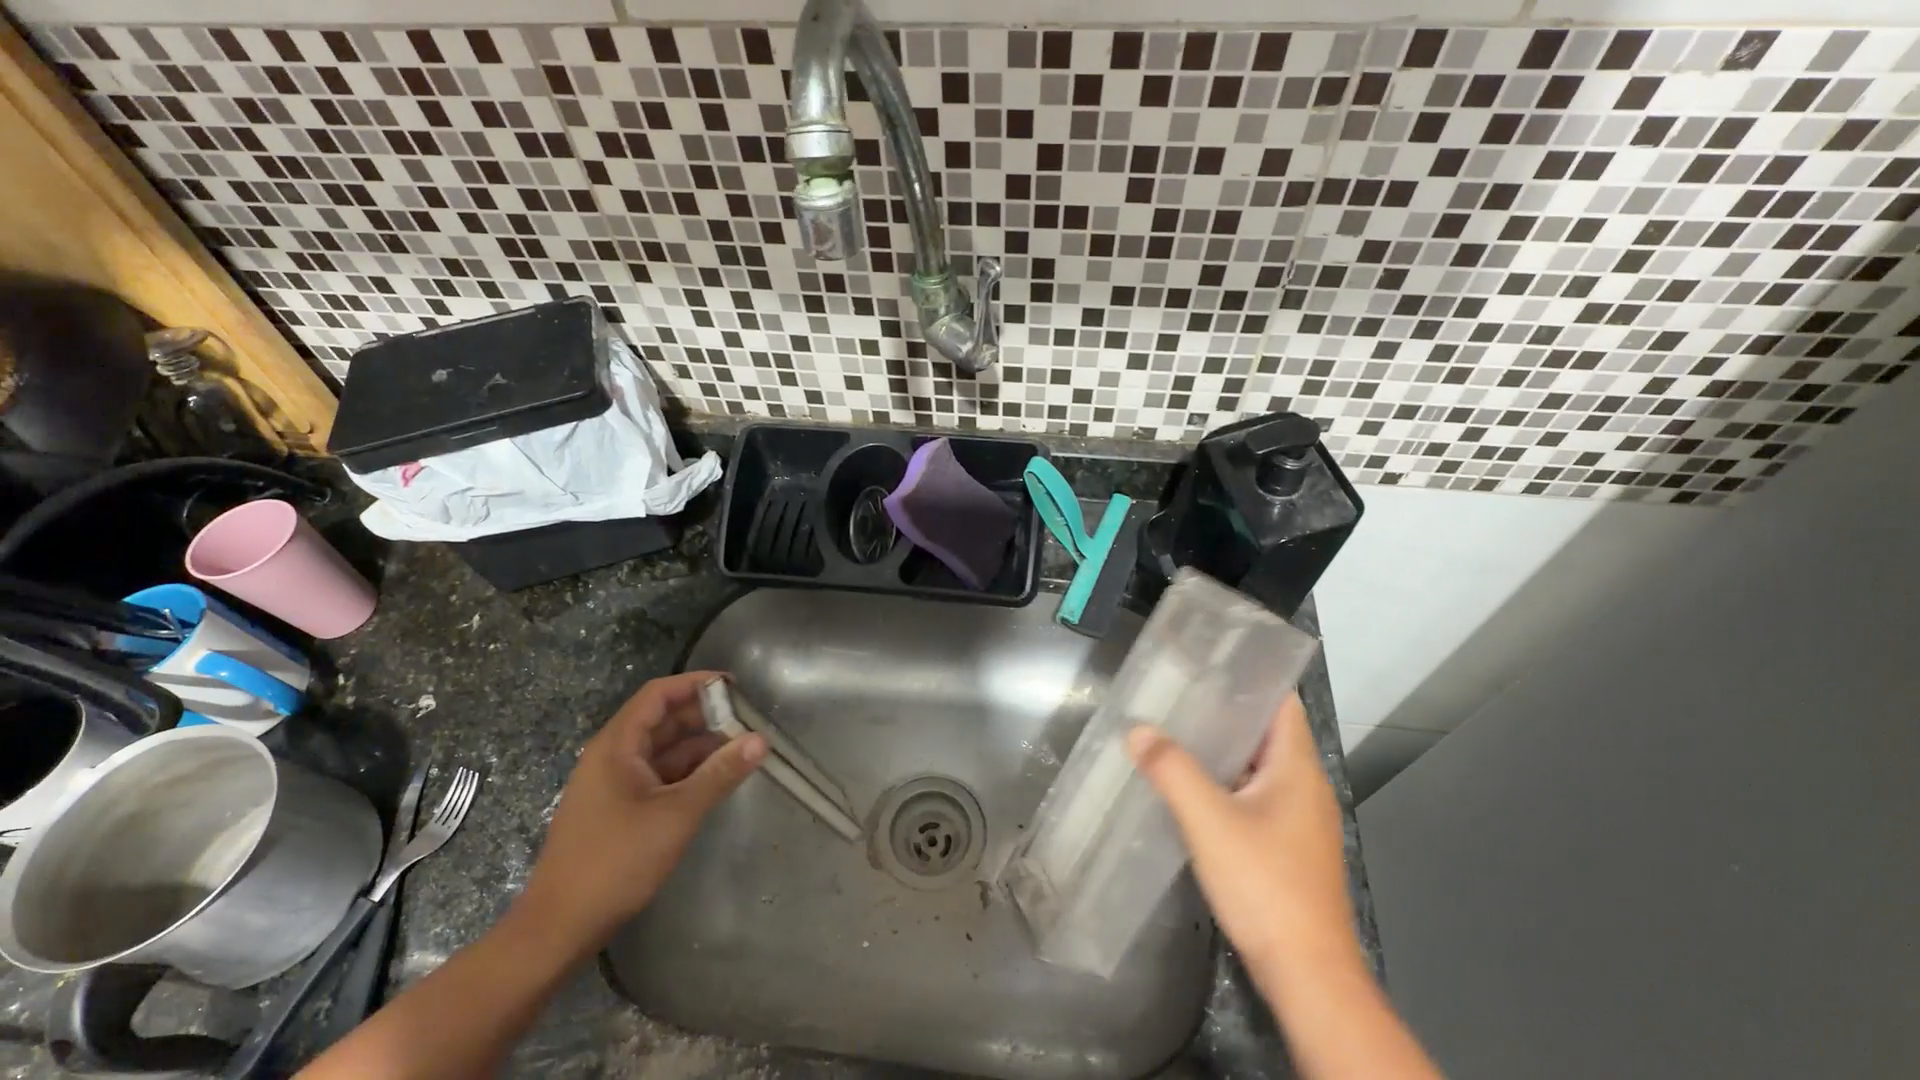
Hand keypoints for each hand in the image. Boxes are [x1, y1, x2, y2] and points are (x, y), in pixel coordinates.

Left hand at [518, 671, 764, 949]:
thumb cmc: (616, 861)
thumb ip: (719, 774)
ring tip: (742, 750)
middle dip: (704, 717)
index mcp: (616, 745)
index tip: (736, 687)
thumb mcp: (676, 814)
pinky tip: (717, 781)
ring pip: (662, 751)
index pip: (658, 695)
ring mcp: (613, 785)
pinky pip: (658, 777)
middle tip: (749, 722)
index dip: (696, 684)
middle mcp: (612, 757)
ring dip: (699, 747)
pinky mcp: (618, 811)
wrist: (561, 924)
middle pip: (661, 720)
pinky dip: (687, 773)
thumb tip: (760, 740)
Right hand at [1127, 695, 1353, 973]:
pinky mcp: (1290, 850)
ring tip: (1174, 740)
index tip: (1206, 664)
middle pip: (1267, 735)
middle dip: (1224, 715)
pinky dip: (1227, 789)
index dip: (1249, 678)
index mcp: (1298, 768)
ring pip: (1259, 771)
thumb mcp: (1210, 822)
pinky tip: (1192, 796)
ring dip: (1223, 755)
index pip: (1281, 702)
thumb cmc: (1265, 885)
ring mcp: (1301, 821)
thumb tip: (1138, 730)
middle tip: (1175, 701)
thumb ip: (1173, 771)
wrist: (1306, 969)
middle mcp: (1306, 787)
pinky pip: (1257, 801)